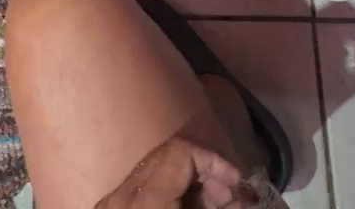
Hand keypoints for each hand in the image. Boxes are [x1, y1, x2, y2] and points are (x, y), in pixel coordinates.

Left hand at [94, 136, 258, 208]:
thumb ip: (219, 201)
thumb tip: (244, 191)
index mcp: (143, 200)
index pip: (182, 151)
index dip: (216, 160)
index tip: (240, 182)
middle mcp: (120, 194)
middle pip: (170, 156)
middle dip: (207, 170)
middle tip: (233, 195)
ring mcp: (111, 202)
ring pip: (158, 169)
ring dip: (192, 180)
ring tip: (215, 201)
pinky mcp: (110, 208)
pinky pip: (145, 187)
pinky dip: (173, 190)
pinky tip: (190, 204)